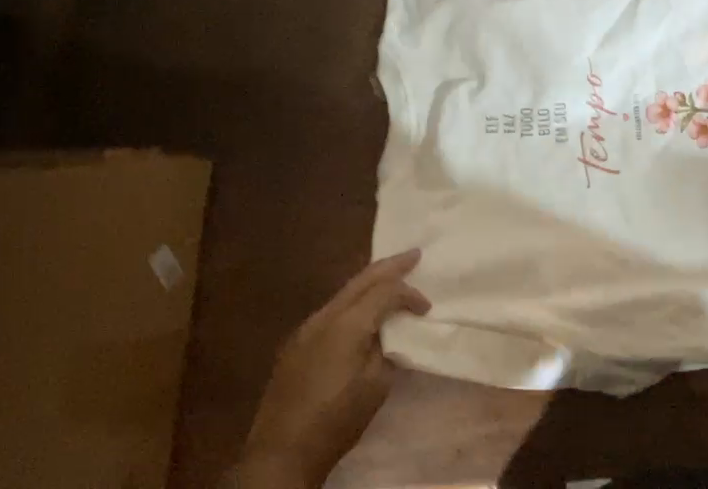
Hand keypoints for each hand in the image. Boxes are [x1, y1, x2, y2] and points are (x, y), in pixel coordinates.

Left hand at [232, 249, 430, 488]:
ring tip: (391, 279)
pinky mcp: (296, 345)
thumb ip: (386, 350)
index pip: (385, 292)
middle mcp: (324, 317)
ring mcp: (305, 329)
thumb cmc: (335, 420)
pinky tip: (362, 312)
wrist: (281, 453)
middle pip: (361, 280)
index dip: (410, 294)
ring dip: (369, 284)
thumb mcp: (375, 386)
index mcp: (347, 325)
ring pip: (343, 293)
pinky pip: (331, 311)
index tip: (427, 308)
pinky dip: (353, 303)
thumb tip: (388, 335)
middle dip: (390, 266)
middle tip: (414, 254)